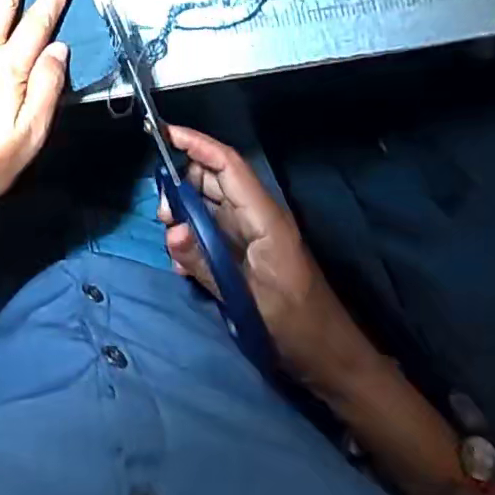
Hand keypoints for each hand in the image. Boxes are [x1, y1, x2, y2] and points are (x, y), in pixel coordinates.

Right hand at [158, 125, 380, 390]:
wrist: (332, 362)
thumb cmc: (298, 328)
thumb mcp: (248, 299)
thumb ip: (204, 262)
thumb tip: (170, 231)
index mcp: (264, 218)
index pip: (227, 165)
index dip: (196, 143)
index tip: (162, 132)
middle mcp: (256, 216)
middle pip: (210, 178)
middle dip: (179, 186)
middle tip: (163, 215)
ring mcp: (249, 231)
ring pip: (205, 201)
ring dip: (182, 214)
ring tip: (174, 244)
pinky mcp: (243, 247)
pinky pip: (208, 226)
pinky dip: (190, 235)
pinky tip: (184, 261)